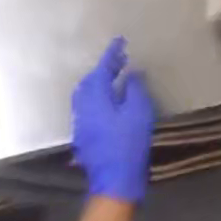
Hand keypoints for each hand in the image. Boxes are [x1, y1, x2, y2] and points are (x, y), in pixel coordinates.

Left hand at [71, 37, 155, 203]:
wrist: (114, 180)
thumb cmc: (129, 144)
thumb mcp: (139, 112)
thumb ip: (134, 89)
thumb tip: (131, 73)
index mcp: (95, 97)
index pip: (102, 68)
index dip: (112, 53)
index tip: (120, 40)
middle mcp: (83, 106)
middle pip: (91, 80)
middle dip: (104, 67)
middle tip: (121, 59)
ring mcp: (82, 121)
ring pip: (88, 94)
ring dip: (101, 82)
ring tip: (117, 76)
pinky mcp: (85, 134)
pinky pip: (90, 106)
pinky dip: (101, 96)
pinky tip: (113, 100)